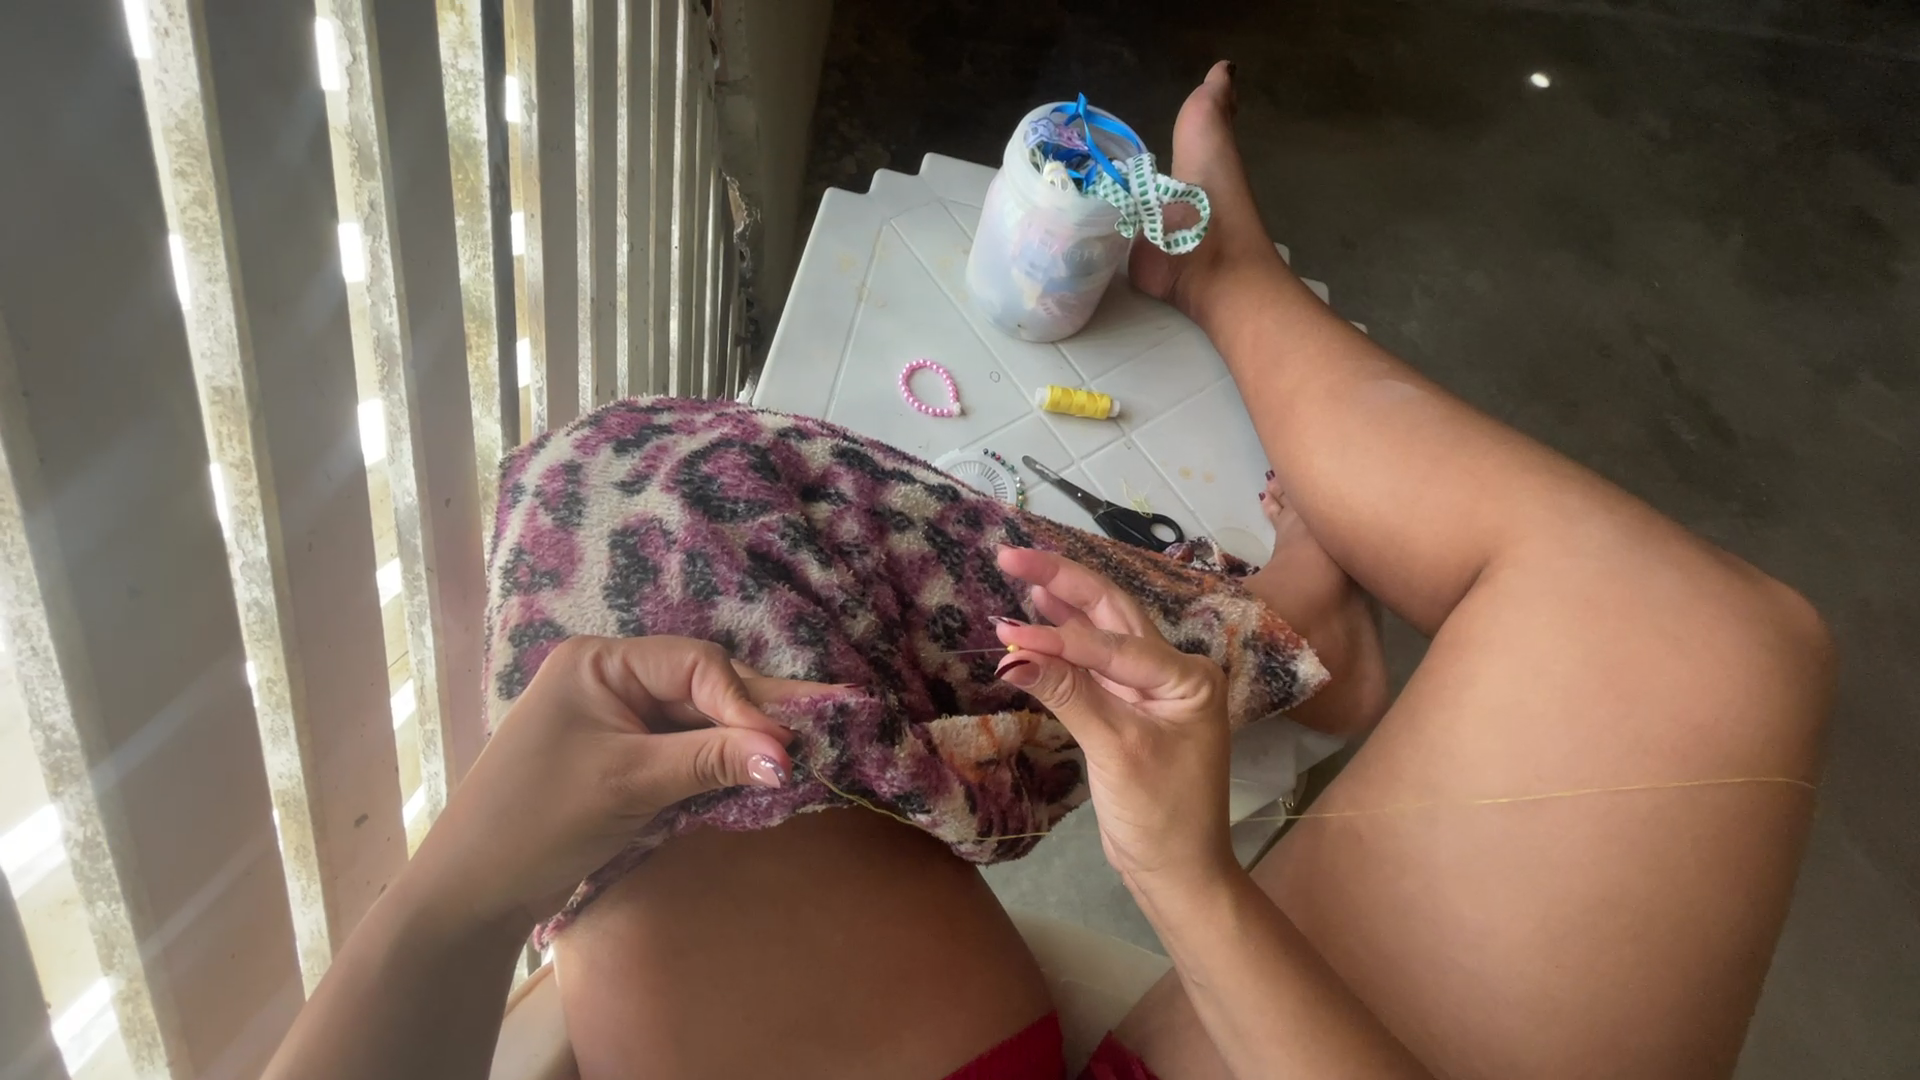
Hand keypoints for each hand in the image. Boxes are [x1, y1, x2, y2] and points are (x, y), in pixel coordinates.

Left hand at [406, 636, 827, 933]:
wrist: (468, 897)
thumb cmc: (538, 822)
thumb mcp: (630, 783)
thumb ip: (711, 759)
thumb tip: (788, 756)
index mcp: (602, 662)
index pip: (696, 665)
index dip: (743, 701)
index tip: (781, 744)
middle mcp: (615, 676)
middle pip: (704, 685)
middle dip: (756, 710)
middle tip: (826, 717)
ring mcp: (622, 714)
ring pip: (701, 716)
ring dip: (744, 735)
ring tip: (807, 735)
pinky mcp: (629, 751)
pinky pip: (687, 743)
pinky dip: (721, 757)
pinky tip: (761, 761)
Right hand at [991, 547, 1236, 890]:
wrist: (1177, 870)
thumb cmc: (1160, 816)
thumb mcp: (1116, 752)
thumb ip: (1069, 695)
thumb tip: (1011, 658)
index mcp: (1187, 676)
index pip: (1113, 644)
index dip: (1058, 637)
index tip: (1008, 632)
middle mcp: (1173, 668)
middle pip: (1113, 611)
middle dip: (1064, 581)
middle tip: (1013, 555)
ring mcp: (1150, 684)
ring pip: (1103, 628)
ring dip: (1062, 602)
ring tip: (1022, 574)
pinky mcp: (1129, 702)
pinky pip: (1094, 660)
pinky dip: (1065, 640)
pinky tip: (1041, 613)